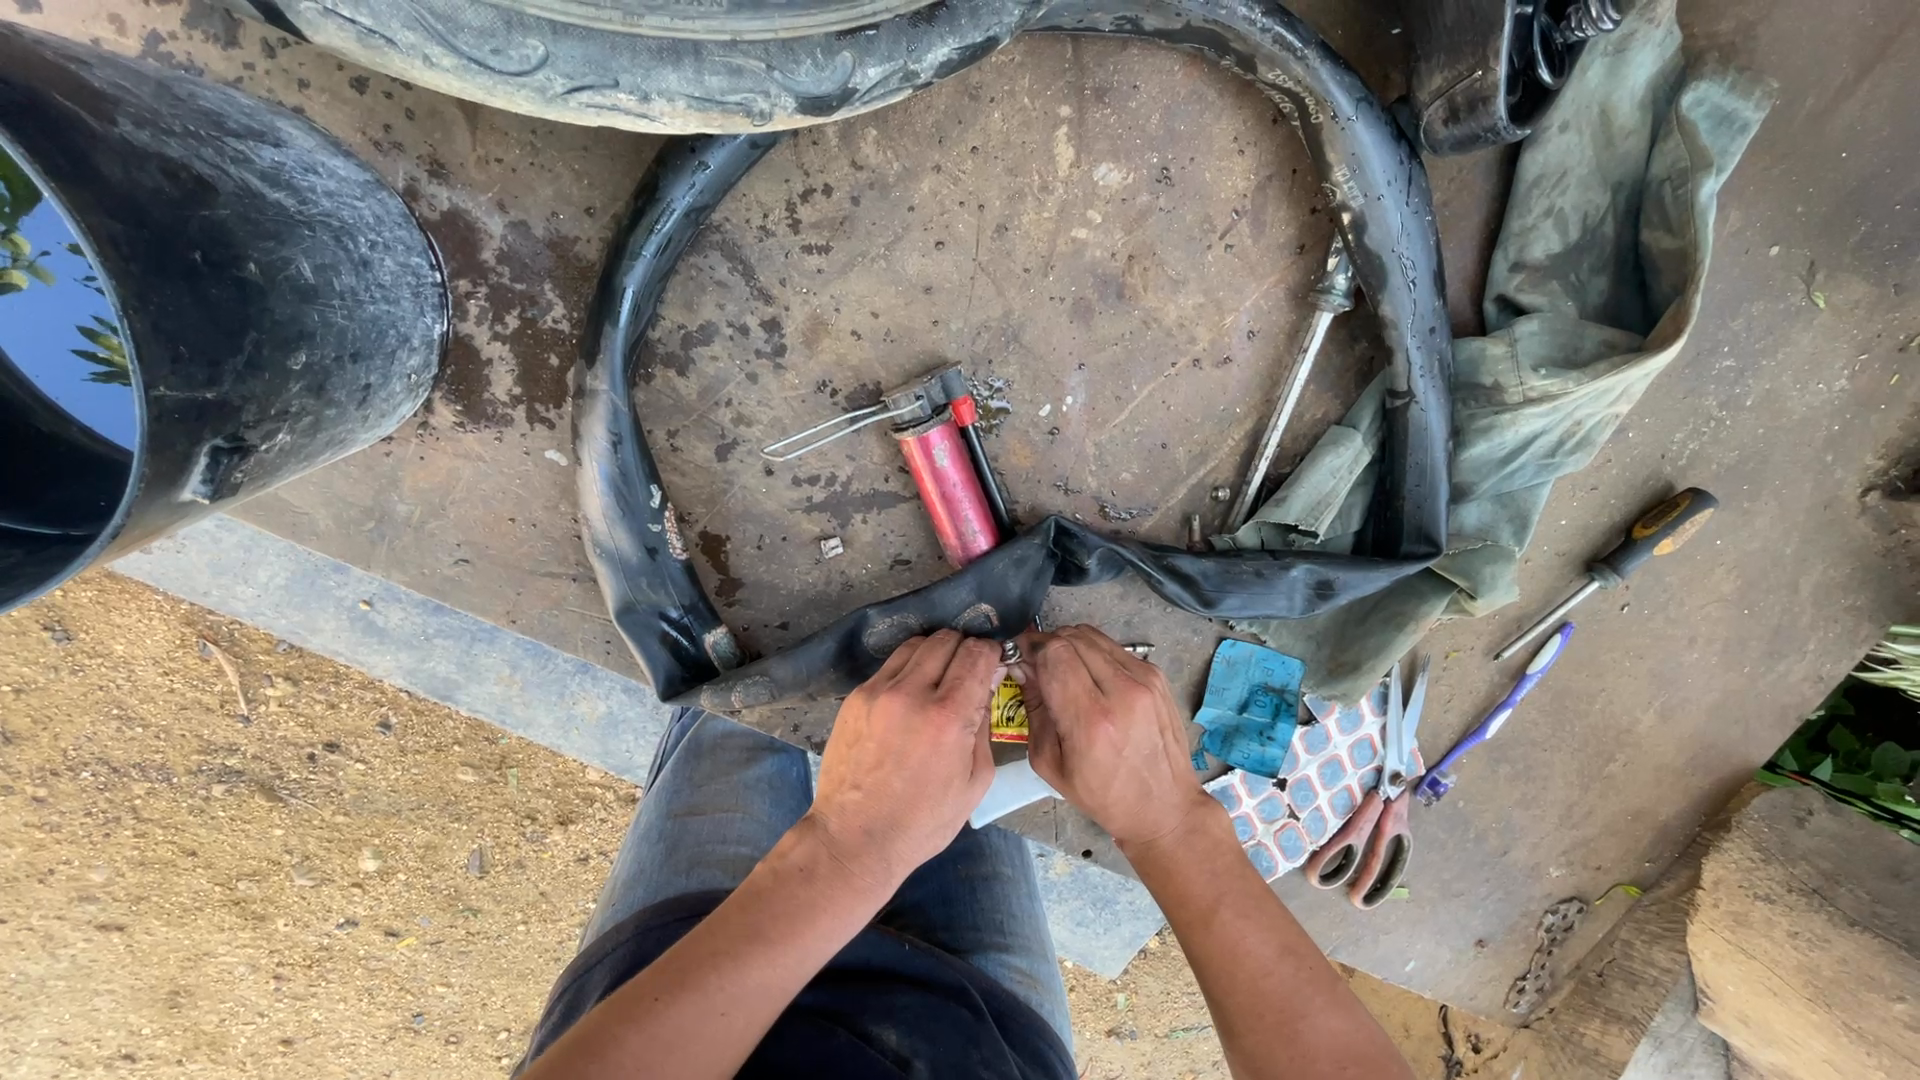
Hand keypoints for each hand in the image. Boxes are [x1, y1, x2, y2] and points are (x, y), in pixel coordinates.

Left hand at [807, 629, 1002, 888]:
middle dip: (964, 649)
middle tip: (968, 671)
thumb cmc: (923, 821)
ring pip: (916, 644)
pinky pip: (890, 665)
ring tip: (940, 677)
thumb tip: (988, 683)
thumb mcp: (975, 781)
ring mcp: (878, 691)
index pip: (976, 654)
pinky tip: (912, 693)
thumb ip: (985, 724)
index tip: (993, 663)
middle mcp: (912, 693)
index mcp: (949, 717)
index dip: (991, 653)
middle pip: (947, 639)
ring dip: (935, 652)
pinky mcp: (856, 697)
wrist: (855, 838)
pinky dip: (909, 668)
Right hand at [1014, 625, 1215, 849]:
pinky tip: (1089, 677)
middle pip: (1071, 637)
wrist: (1164, 806)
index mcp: (1091, 719)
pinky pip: (1113, 647)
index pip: (1054, 653)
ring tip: (1062, 669)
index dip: (1031, 648)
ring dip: (1069, 645)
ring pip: (1092, 636)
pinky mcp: (1156, 675)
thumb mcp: (1050, 763)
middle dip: (1047, 645)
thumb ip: (1033, 708)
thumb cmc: (1102, 794)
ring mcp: (1144, 679)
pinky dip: (1092, 654)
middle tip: (1038, 664)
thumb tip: (1022, 666)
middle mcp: (1121, 692)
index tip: (1021, 658)